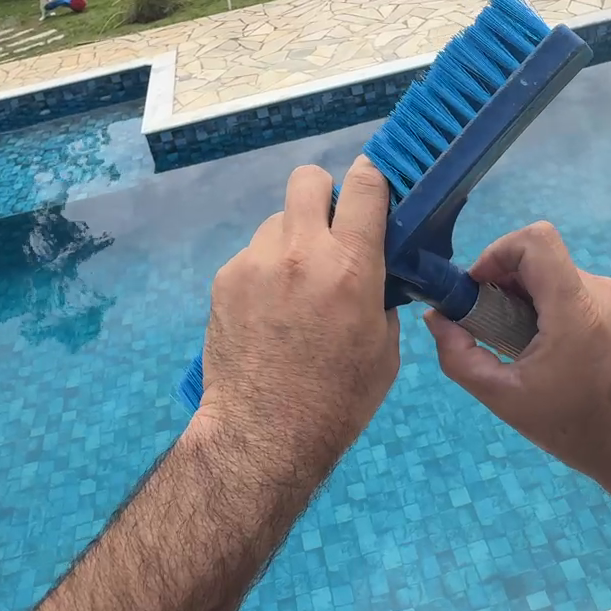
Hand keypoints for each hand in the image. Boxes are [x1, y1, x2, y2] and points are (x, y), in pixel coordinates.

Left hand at [195, 157, 397, 470]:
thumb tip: (372, 267)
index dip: (374, 176)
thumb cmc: (339, 398)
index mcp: (350, 265)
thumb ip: (380, 292)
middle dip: (323, 195)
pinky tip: (266, 312)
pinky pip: (254, 255)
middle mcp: (300, 250)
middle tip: (329, 232)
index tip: (376, 189)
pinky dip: (266, 271)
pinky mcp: (225, 278)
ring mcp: (256, 260)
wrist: (263, 434)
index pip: (365, 184)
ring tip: (293, 289)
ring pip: (279, 221)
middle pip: (308, 178)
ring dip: (292, 241)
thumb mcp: (385, 347)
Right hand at [425, 222, 610, 487]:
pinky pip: (573, 289)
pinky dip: (549, 306)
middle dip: (504, 282)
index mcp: (575, 309)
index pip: (536, 241)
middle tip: (490, 324)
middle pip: (539, 259)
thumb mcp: (504, 399)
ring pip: (554, 275)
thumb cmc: (575, 427)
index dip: (498, 252)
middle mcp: (600, 291)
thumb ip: (460, 356)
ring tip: (520, 344)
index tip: (480, 287)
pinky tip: (548, 349)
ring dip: (526, 297)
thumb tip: (437, 318)